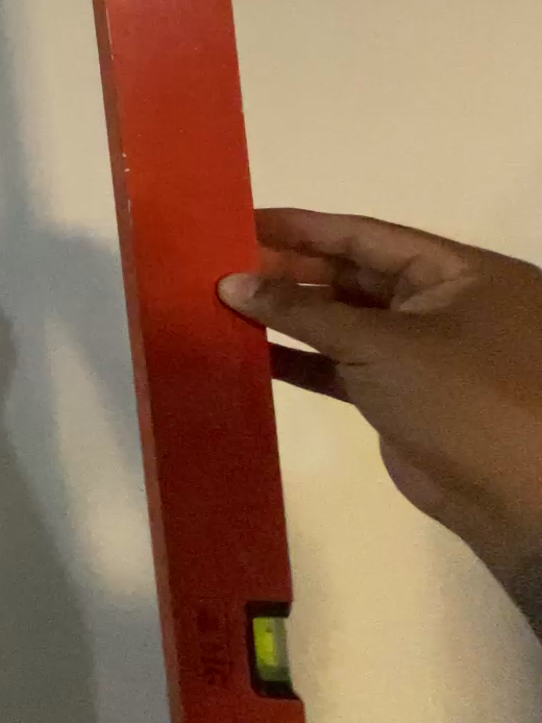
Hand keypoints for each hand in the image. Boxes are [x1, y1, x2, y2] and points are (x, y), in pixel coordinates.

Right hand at [219, 209, 541, 630]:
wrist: (525, 502)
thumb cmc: (467, 398)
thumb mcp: (379, 342)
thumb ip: (299, 309)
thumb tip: (229, 283)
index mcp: (461, 277)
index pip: (363, 235)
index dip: (298, 226)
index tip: (235, 220)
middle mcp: (443, 306)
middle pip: (346, 273)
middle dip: (280, 270)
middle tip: (213, 264)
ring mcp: (420, 350)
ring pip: (334, 317)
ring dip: (279, 312)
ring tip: (215, 301)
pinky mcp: (396, 390)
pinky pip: (332, 359)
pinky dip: (290, 353)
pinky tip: (242, 347)